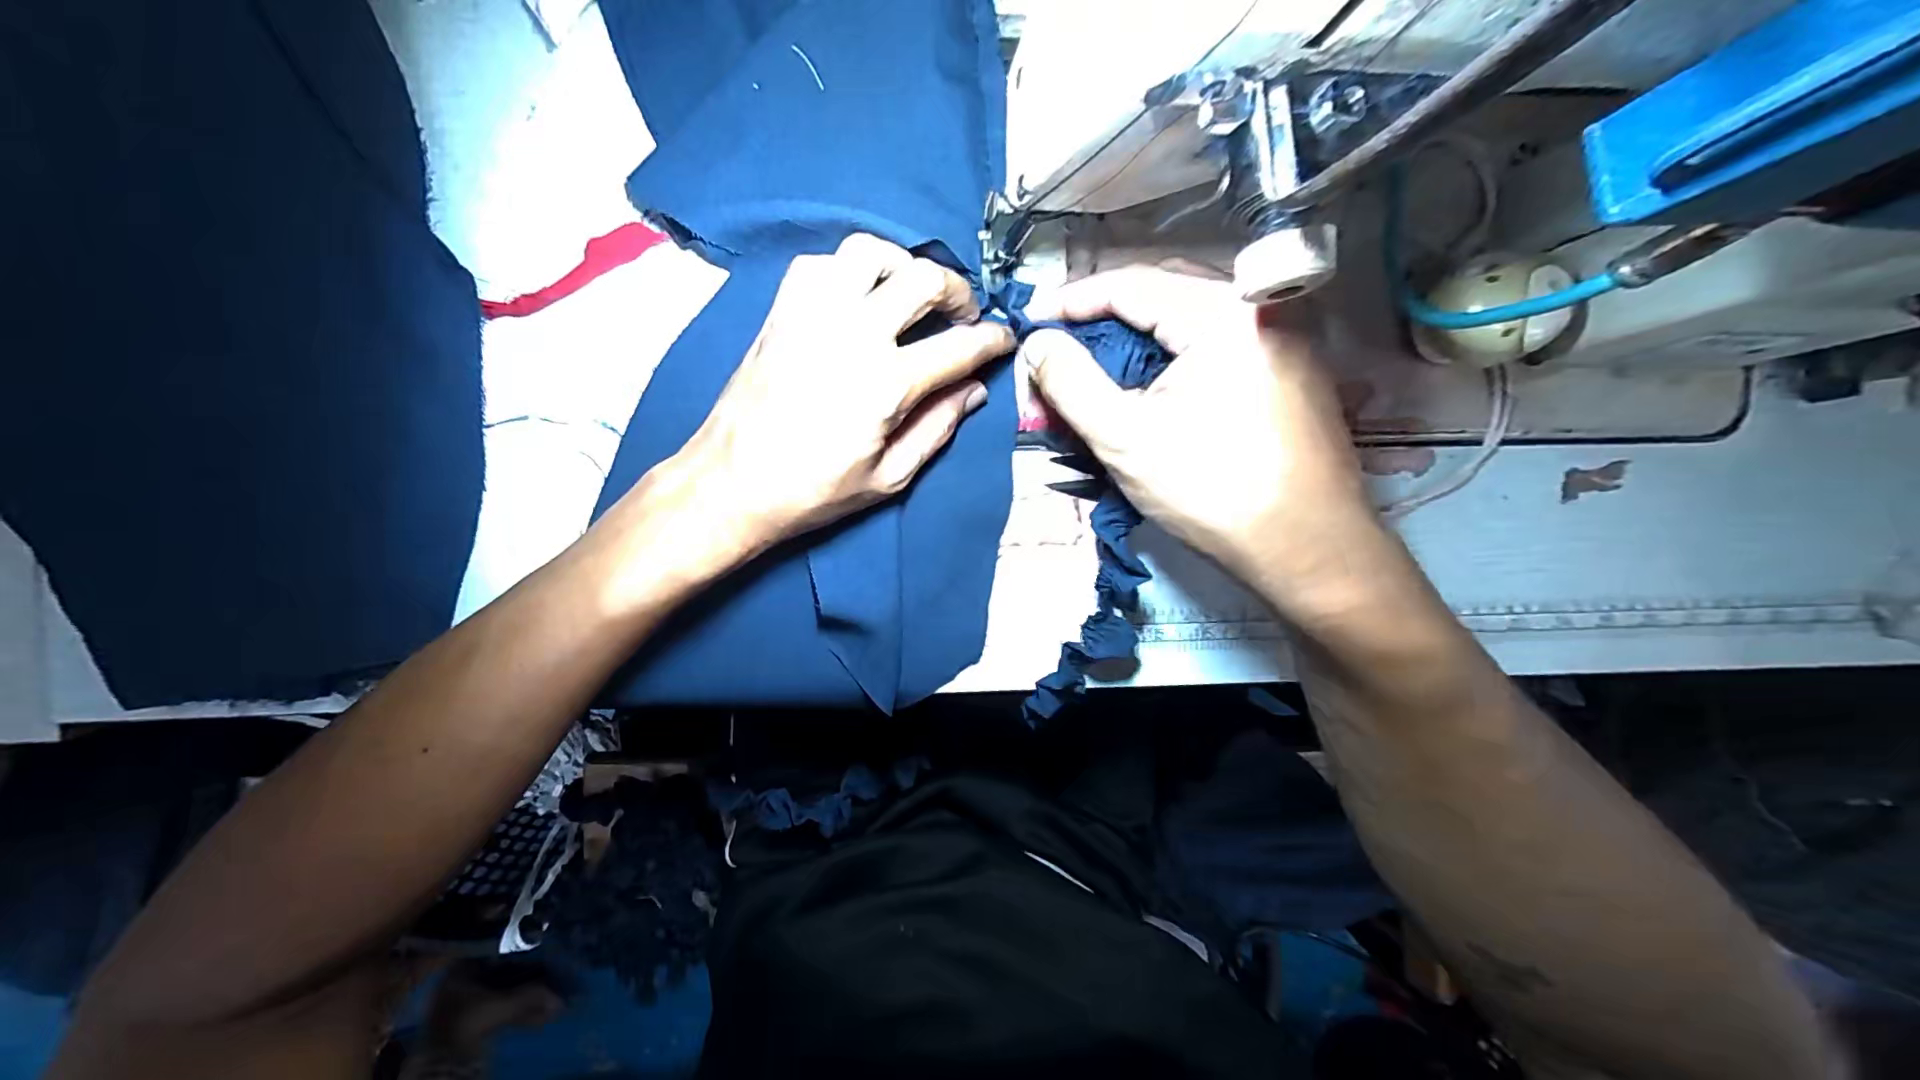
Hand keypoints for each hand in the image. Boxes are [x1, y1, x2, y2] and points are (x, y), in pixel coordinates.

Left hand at [662, 234, 1013, 557]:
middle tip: (961, 315)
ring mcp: (812, 314)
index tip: (1004, 338)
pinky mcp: (782, 311)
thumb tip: (974, 391)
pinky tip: (856, 298)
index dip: (993, 339)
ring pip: (871, 252)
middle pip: (924, 278)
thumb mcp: (889, 477)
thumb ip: (938, 427)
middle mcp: (854, 333)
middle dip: (958, 291)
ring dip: (902, 266)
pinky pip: (821, 263)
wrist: (731, 483)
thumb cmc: (813, 491)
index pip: (960, 346)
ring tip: (909, 295)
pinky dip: (849, 270)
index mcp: (887, 383)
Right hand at [1020, 267, 1390, 622]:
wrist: (1309, 551)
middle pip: (1161, 297)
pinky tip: (1147, 391)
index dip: (1072, 301)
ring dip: (1135, 344)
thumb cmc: (1213, 492)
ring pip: (1188, 326)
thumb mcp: (1124, 437)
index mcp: (1224, 312)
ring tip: (1094, 372)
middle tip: (1058, 349)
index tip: (1031, 322)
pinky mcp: (1289, 374)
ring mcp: (1283, 341)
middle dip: (1102, 321)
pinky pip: (1215, 350)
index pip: (1130, 284)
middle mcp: (1260, 310)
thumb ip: (1070, 382)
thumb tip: (1037, 343)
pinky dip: (1171, 362)